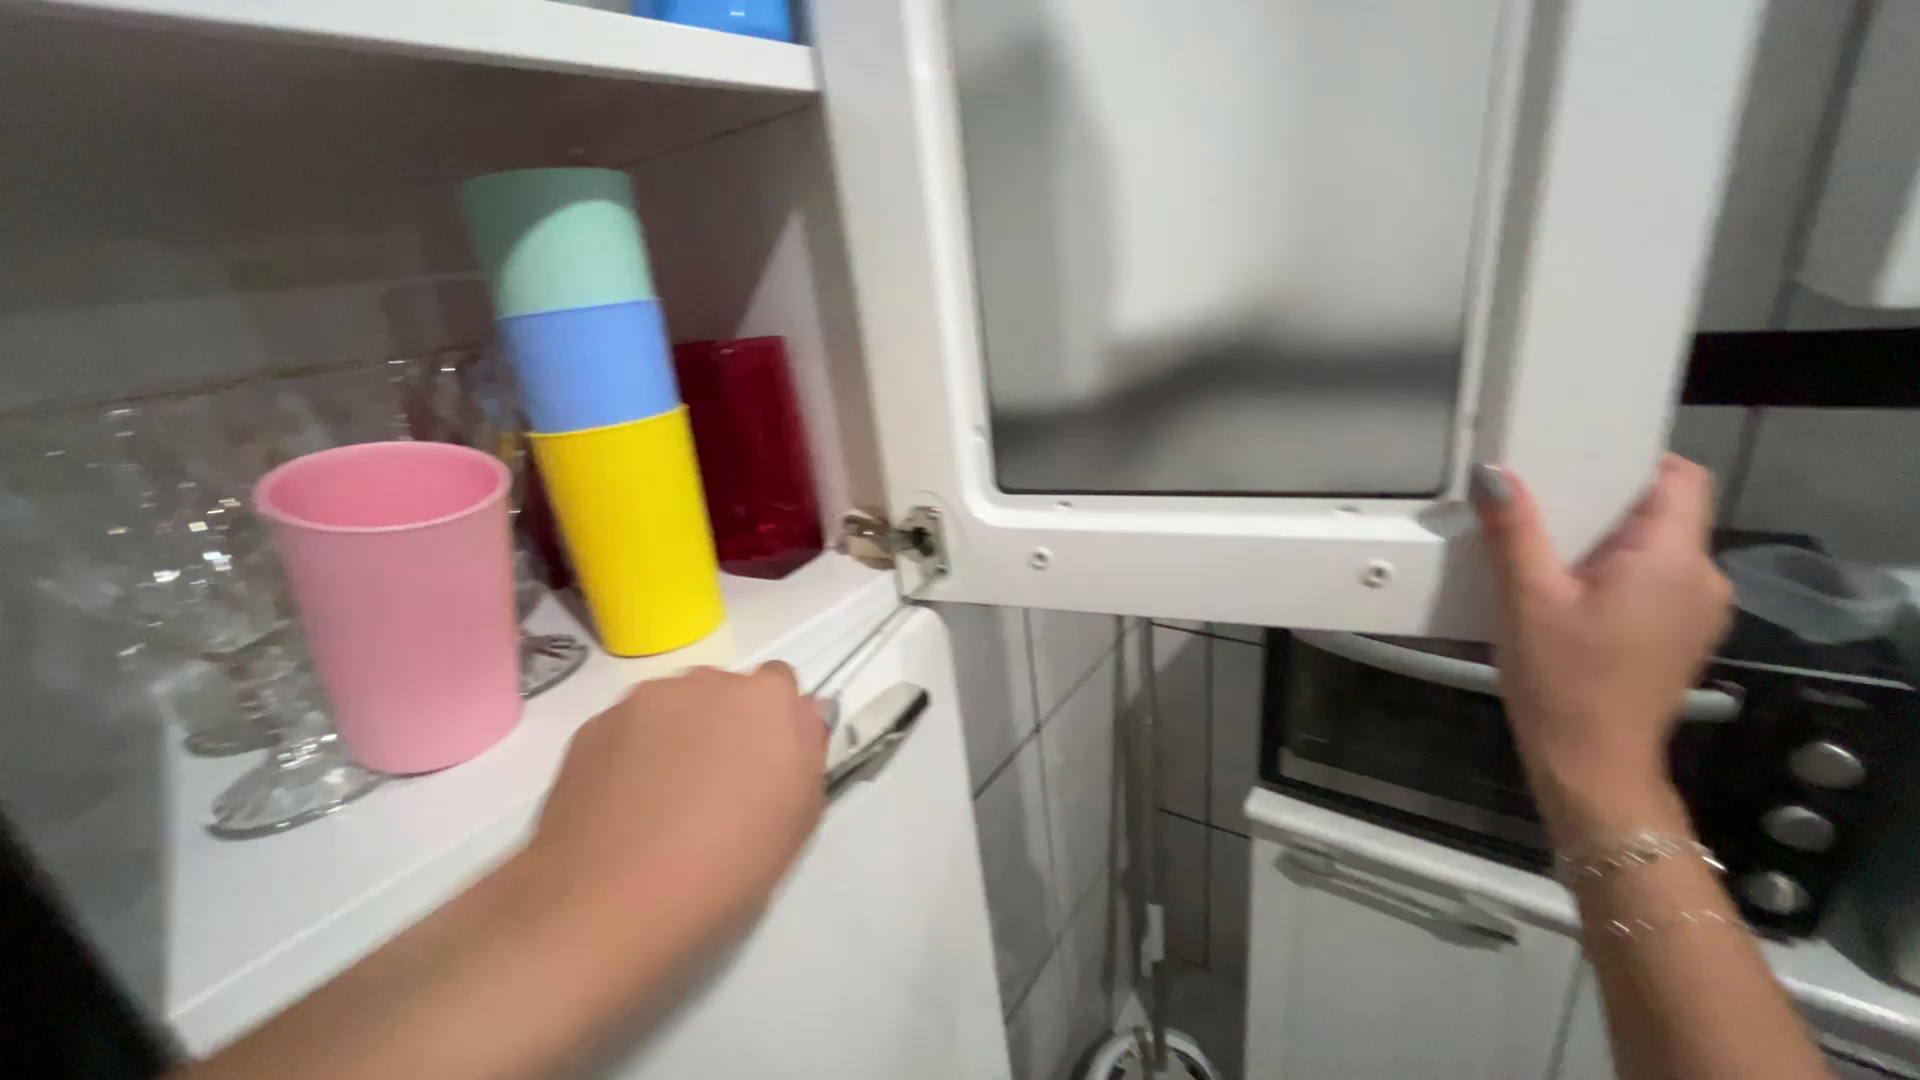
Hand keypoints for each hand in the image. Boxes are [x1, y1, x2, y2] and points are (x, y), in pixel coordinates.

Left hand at [527, 663, 827, 941]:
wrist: (612, 900)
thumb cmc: (729, 863)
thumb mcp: (800, 815)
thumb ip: (808, 750)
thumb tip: (803, 715)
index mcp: (765, 698)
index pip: (780, 684)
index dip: (775, 722)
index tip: (766, 764)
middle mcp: (705, 682)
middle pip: (724, 691)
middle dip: (725, 725)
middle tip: (718, 787)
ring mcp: (643, 700)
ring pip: (673, 707)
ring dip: (677, 736)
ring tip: (665, 801)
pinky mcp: (593, 726)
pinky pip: (627, 730)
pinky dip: (631, 755)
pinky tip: (626, 808)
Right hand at [1471, 455, 1733, 839]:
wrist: (1590, 763)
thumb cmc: (1562, 678)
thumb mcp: (1525, 598)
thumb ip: (1514, 531)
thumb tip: (1494, 474)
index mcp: (1674, 560)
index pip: (1680, 479)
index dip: (1633, 461)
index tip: (1576, 462)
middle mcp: (1701, 579)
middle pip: (1663, 514)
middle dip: (1602, 504)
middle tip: (1538, 504)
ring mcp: (1696, 612)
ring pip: (1654, 551)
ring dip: (1603, 542)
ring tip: (1541, 550)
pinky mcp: (1677, 636)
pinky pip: (1651, 582)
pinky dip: (1611, 574)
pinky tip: (1562, 592)